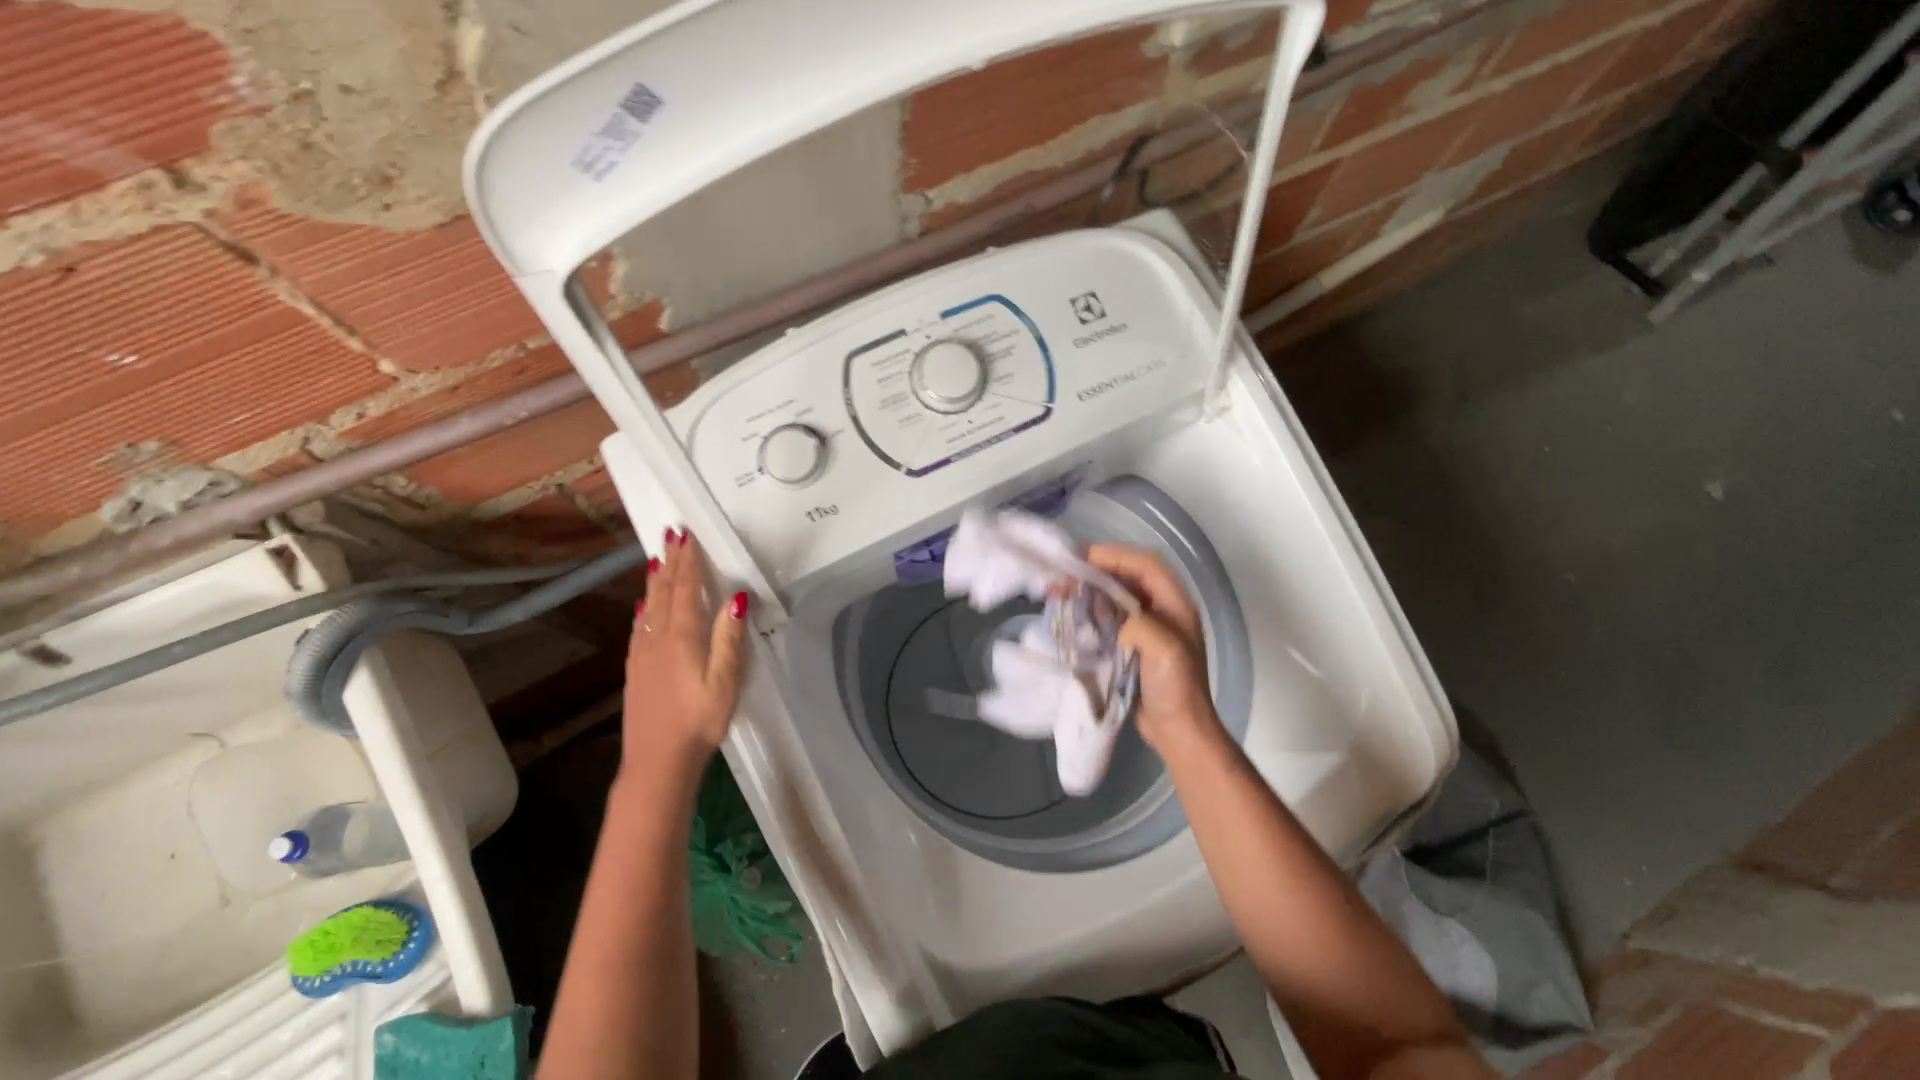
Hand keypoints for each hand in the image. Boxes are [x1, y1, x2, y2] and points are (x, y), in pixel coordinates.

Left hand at [623, 528, 747, 770]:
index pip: (685, 589)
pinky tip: (643, 611)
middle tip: (670, 535)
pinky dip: (643, 611)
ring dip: (655, 582)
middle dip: (670, 562)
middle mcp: (658, 639)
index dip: (688, 561)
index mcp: (682, 637)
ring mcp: (643, 655)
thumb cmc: (698, 722)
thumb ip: (729, 637)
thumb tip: (737, 596)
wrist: (657, 761)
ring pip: (648, 608)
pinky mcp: (636, 672)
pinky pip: (639, 629)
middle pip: (664, 592)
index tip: (687, 534)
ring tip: (658, 561)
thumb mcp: (725, 681)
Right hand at [1086, 545, 1220, 753]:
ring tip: (1063, 589)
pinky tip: (1072, 612)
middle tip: (1067, 573)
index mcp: (1176, 605)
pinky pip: (1110, 616)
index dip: (1117, 556)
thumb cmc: (1176, 689)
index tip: (1084, 558)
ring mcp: (1148, 627)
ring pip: (1117, 595)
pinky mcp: (1134, 644)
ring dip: (1091, 589)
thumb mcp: (1165, 652)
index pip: (1146, 565)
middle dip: (1098, 570)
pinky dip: (1091, 610)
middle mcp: (1164, 610)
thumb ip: (1141, 626)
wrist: (1178, 729)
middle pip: (1130, 576)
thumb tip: (1118, 625)